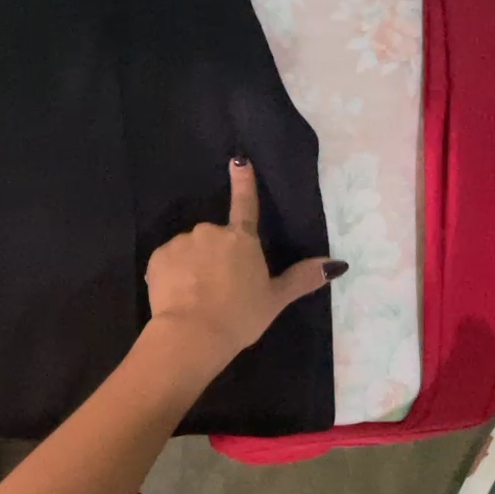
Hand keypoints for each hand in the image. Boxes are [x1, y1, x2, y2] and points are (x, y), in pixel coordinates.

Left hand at [143, 156, 341, 365]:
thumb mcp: (275, 299)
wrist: (193, 334)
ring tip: (196, 296)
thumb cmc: (240, 316)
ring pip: (188, 250)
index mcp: (242, 239)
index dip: (243, 182)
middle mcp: (211, 232)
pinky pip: (166, 262)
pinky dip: (170, 275)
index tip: (238, 159)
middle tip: (218, 289)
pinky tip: (176, 296)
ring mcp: (182, 243)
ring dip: (191, 266)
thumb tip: (337, 264)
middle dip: (214, 257)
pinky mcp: (157, 257)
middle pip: (214, 239)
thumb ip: (302, 278)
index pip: (245, 205)